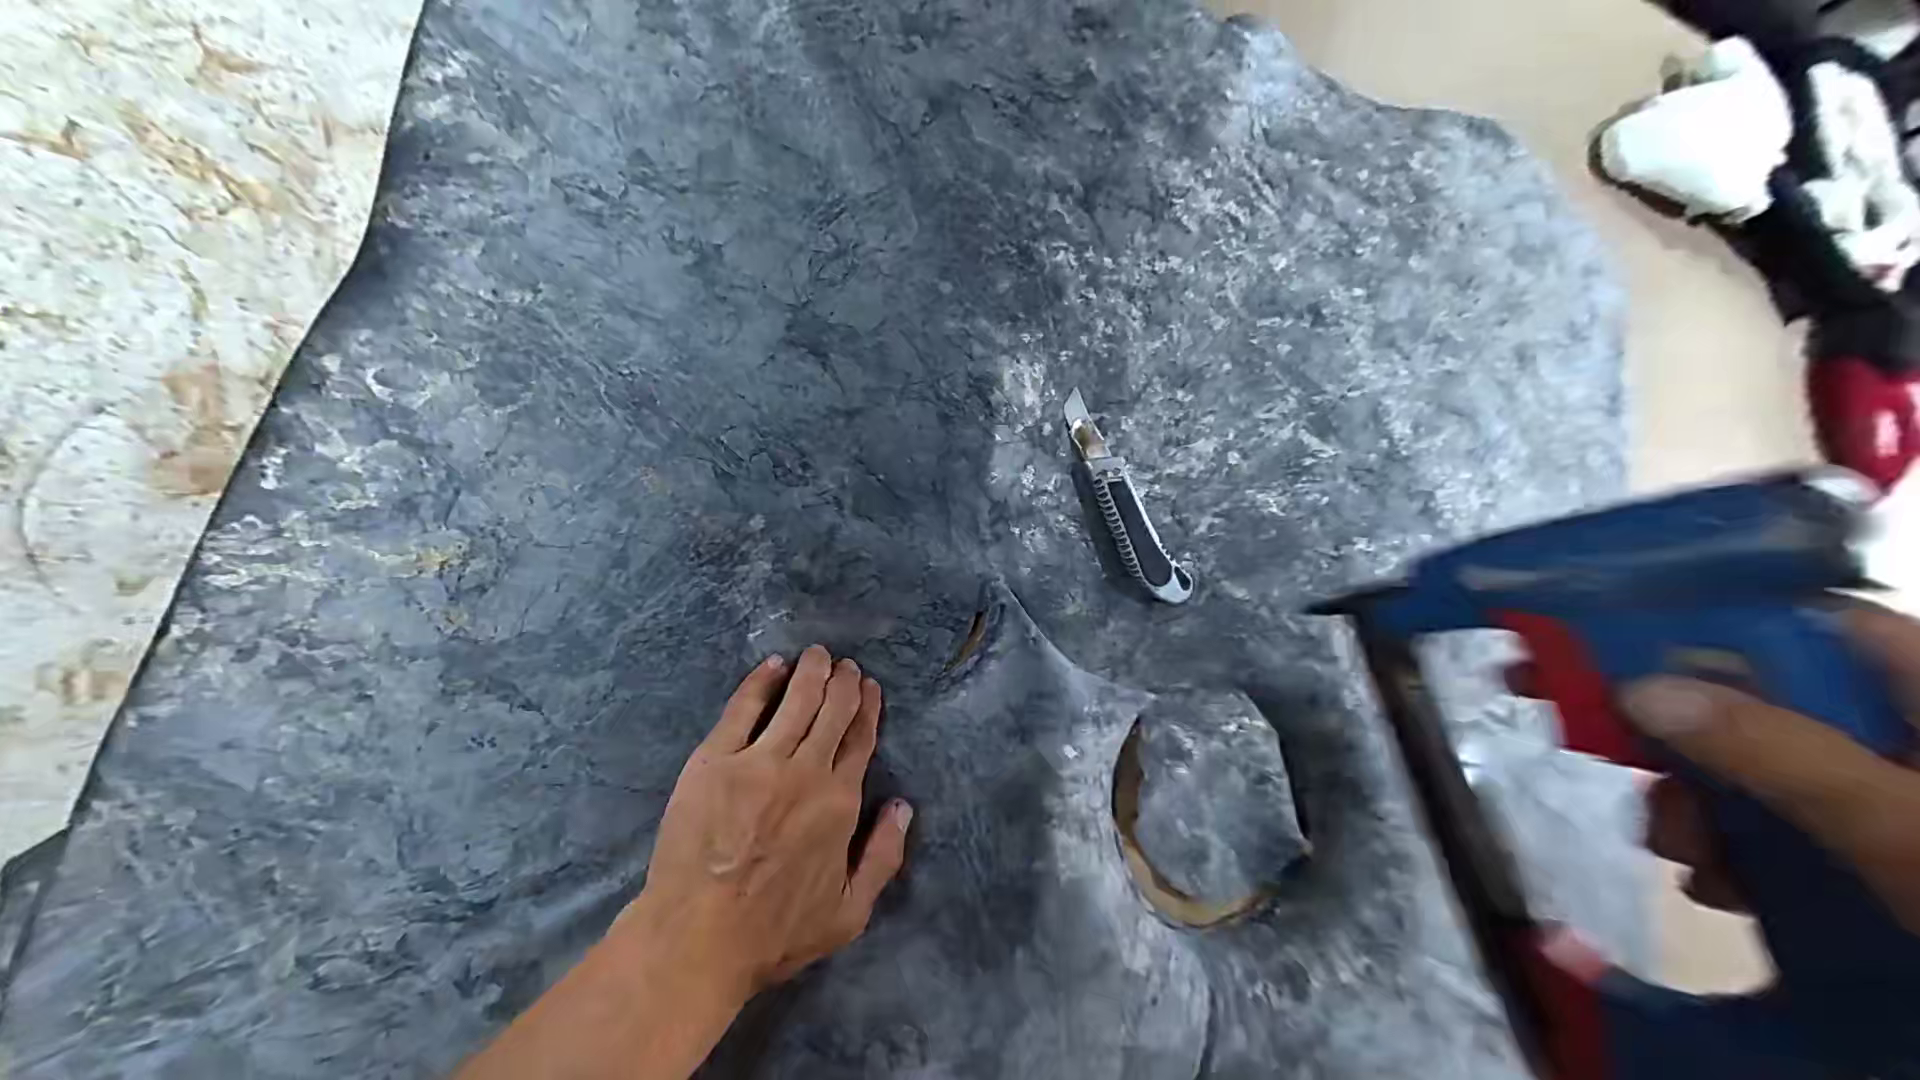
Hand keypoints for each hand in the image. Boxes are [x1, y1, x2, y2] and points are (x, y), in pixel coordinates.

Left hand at [627, 645, 912, 994]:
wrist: (696, 940)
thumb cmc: (774, 931)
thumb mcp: (849, 912)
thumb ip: (884, 856)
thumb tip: (903, 806)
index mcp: (840, 802)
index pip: (859, 739)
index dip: (867, 708)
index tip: (870, 687)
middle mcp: (806, 771)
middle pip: (832, 711)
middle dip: (844, 682)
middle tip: (845, 664)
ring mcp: (758, 762)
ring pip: (795, 701)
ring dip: (810, 672)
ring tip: (816, 654)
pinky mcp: (714, 761)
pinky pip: (743, 709)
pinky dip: (761, 683)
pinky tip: (772, 665)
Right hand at [1514, 602, 1919, 933]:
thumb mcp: (1913, 836)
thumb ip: (1779, 753)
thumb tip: (1639, 689)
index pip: (1809, 626)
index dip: (1708, 634)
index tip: (1617, 667)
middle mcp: (1914, 733)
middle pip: (1770, 703)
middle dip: (1687, 746)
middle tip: (1632, 780)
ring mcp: (1902, 793)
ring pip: (1768, 766)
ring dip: (1705, 806)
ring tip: (1685, 859)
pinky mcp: (1893, 847)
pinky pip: (1793, 820)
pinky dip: (1743, 847)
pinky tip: (1724, 885)